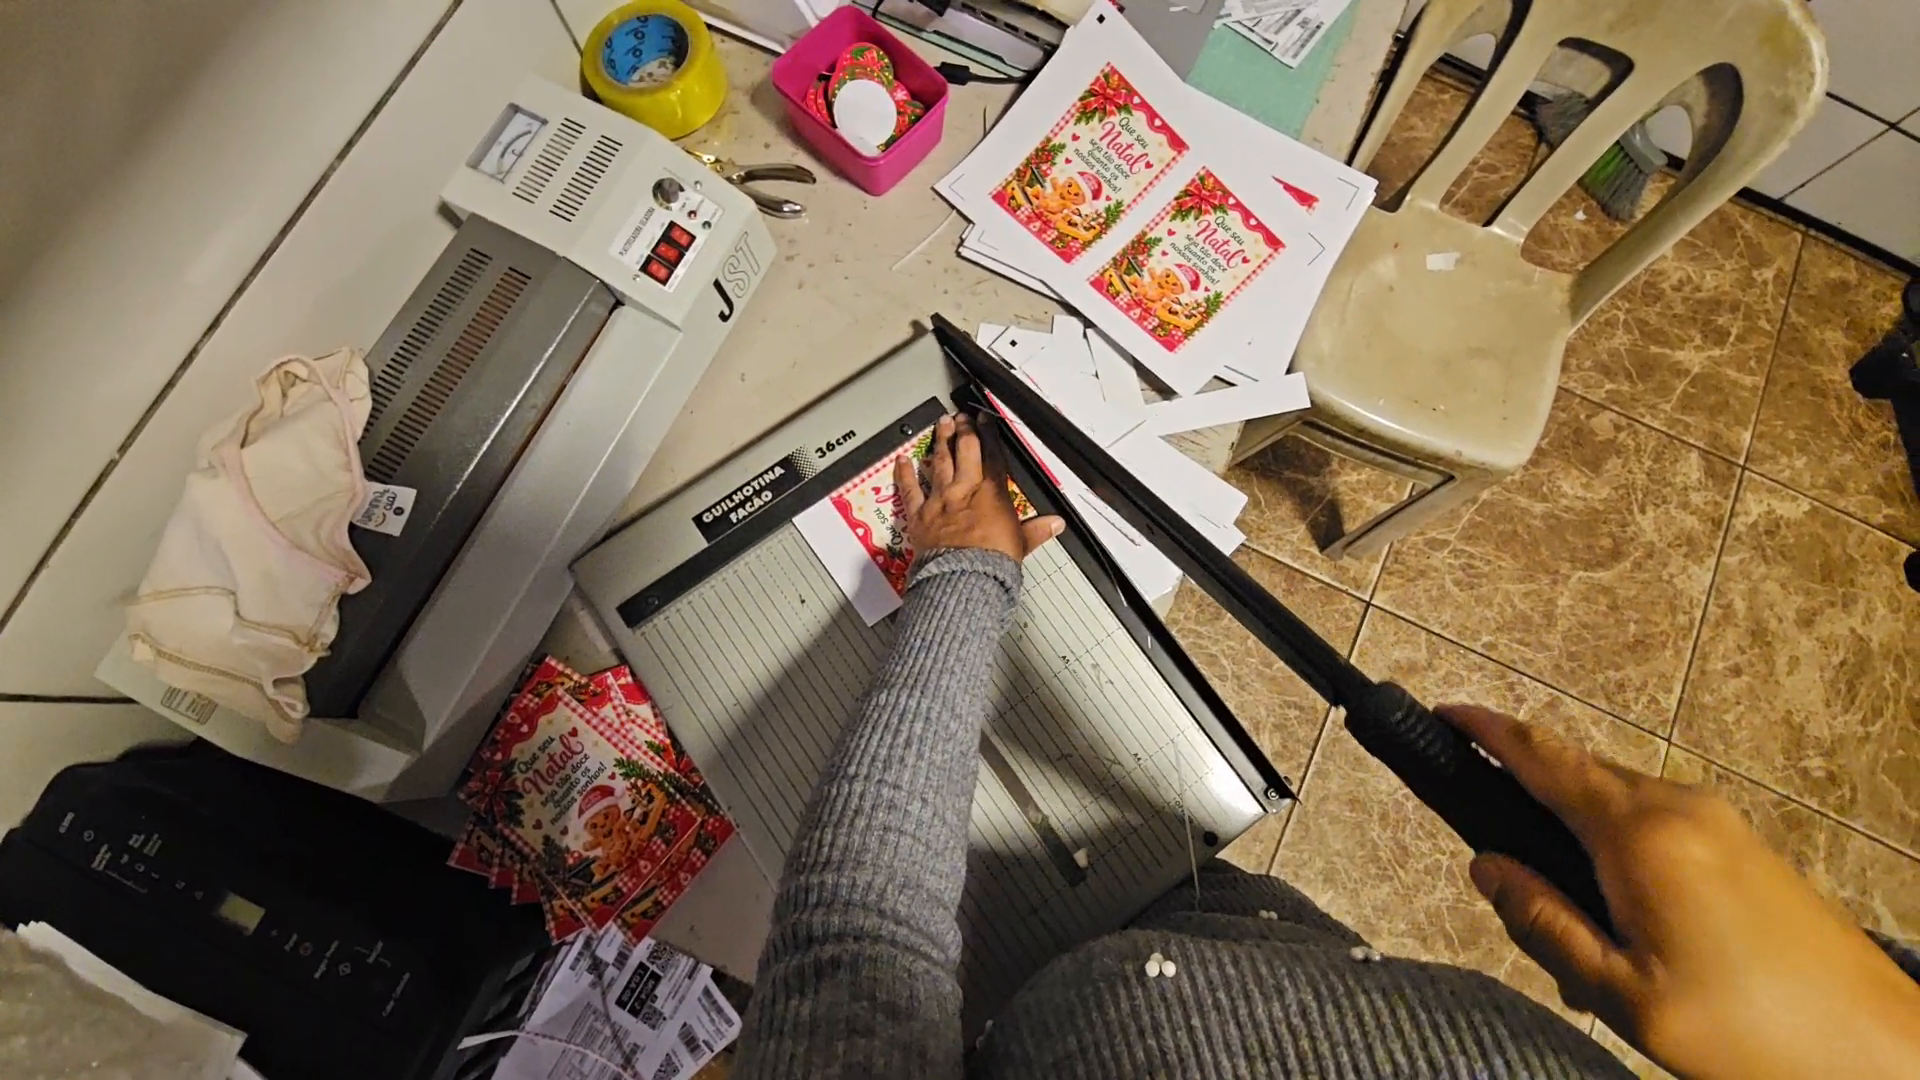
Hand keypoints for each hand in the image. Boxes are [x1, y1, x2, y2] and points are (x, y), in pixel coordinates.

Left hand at [895, 413, 1062, 563]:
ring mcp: (941, 500)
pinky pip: (910, 490)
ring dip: (941, 441)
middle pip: (965, 452)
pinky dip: (905, 473)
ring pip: (940, 462)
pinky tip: (902, 460)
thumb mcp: (1021, 544)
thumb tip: (1056, 524)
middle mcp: (965, 490)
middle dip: (964, 431)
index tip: (985, 421)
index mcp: (992, 494)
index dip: (990, 435)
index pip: (993, 457)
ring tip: (941, 425)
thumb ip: (1037, 530)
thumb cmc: (993, 563)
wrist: (964, 578)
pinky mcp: (920, 514)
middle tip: (962, 417)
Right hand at [1445, 704, 1919, 1078]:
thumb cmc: (1757, 1035)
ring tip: (1563, 902)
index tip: (1439, 713)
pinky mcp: (1738, 840)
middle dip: (1518, 788)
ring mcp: (1713, 818)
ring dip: (1563, 820)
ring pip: (1605, 793)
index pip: (1540, 755)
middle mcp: (1675, 805)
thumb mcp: (1624, 995)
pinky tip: (1614, 902)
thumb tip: (1485, 867)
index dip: (1483, 728)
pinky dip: (1603, 833)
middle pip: (1569, 768)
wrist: (1902, 1065)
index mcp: (1638, 832)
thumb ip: (1541, 922)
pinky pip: (1643, 813)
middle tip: (1500, 860)